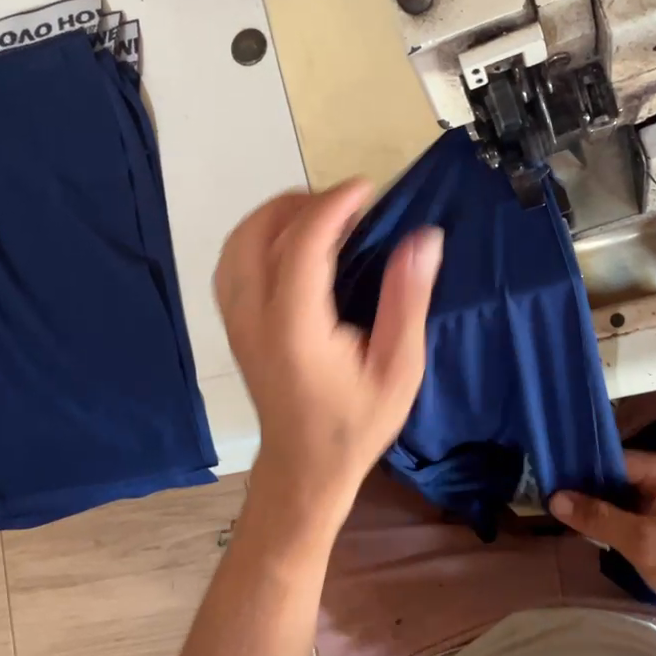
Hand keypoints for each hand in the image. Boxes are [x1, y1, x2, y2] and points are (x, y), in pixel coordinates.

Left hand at [214, 180, 442, 523]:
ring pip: (237, 243)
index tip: (366, 187)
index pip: (302, 243)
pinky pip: (231, 263)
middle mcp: (255, 317)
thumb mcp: (398, 369)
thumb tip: (423, 239)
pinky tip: (291, 245)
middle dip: (302, 203)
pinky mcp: (233, 326)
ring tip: (322, 217)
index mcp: (296, 327)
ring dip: (276, 216)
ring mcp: (236, 321)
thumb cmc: (356, 424)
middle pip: (258, 232)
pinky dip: (257, 237)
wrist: (304, 469)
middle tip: (347, 205)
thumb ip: (407, 301)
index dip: (333, 204)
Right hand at [550, 450, 655, 636]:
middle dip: (588, 491)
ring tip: (564, 516)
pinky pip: (636, 511)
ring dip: (601, 508)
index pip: (614, 460)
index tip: (549, 484)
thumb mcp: (642, 543)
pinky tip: (593, 530)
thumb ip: (598, 518)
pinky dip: (617, 520)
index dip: (582, 472)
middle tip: (551, 503)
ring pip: (625, 496)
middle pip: (618, 476)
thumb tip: (554, 498)